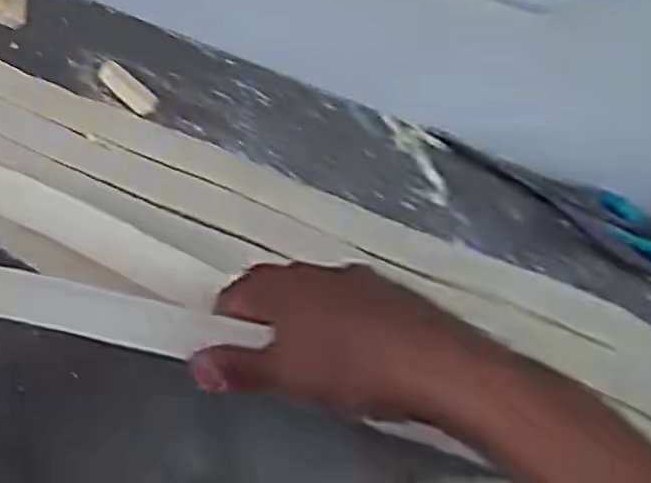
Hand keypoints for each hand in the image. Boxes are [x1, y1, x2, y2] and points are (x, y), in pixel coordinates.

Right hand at [188, 262, 515, 421]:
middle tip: (285, 363)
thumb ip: (238, 369)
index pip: (228, 298)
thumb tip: (200, 366)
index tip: (239, 353)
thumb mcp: (287, 379)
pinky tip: (371, 355)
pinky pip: (355, 303)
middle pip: (269, 293)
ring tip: (332, 364)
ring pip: (313, 296)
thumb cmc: (363, 368)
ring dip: (313, 321)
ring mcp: (347, 278)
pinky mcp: (389, 291)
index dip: (228, 328)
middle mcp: (302, 272)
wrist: (451, 371)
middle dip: (271, 323)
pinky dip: (355, 323)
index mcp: (269, 284)